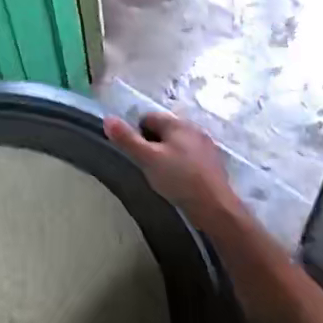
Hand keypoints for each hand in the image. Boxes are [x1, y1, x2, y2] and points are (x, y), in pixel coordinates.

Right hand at [104, 112, 239, 225]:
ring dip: (167, 154)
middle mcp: (194, 128)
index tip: (134, 153)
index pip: (148, 117)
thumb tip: (108, 119)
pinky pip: (190, 156)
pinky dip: (181, 163)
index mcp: (177, 123)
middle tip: (146, 165)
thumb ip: (127, 139)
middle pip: (164, 129)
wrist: (214, 205)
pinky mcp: (213, 161)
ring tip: (161, 175)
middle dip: (152, 143)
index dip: (136, 133)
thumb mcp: (147, 159)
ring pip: (178, 143)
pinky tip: (179, 180)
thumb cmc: (178, 179)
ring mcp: (206, 145)